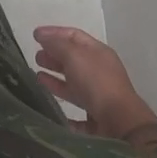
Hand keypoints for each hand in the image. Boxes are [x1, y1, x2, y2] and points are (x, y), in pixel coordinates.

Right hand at [33, 25, 156, 139]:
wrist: (121, 124)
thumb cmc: (97, 83)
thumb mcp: (74, 55)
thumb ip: (56, 44)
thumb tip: (41, 35)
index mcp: (98, 53)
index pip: (74, 36)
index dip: (54, 33)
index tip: (35, 35)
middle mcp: (100, 72)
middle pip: (74, 60)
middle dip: (54, 56)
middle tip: (36, 57)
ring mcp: (100, 97)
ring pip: (74, 85)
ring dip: (56, 79)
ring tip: (38, 77)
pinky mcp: (97, 120)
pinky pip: (78, 113)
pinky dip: (64, 110)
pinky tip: (51, 107)